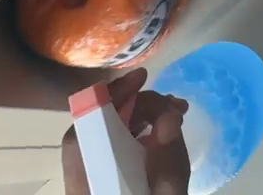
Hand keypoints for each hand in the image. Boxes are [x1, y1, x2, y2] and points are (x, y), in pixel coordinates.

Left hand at [61, 68, 191, 194]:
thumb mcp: (169, 191)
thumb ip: (168, 158)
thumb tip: (169, 118)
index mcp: (90, 180)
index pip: (84, 128)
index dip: (109, 99)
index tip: (142, 79)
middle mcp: (85, 177)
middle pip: (103, 125)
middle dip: (142, 105)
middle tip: (176, 106)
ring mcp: (93, 180)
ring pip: (113, 133)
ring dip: (146, 116)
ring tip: (178, 116)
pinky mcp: (104, 182)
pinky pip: (119, 147)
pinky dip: (142, 132)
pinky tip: (167, 131)